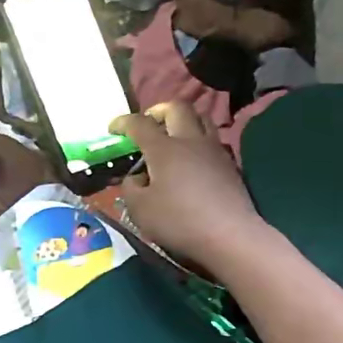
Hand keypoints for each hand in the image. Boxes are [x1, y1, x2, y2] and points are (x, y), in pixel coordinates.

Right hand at [112, 103, 268, 271]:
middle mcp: (190, 140)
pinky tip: (194, 159)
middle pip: (176, 108)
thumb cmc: (179, 221)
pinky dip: (199, 141)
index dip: (123, 122)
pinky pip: (213, 140)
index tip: (113, 129)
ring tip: (174, 136)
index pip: (140, 124)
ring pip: (201, 118)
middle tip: (148, 124)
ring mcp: (214, 150)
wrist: (229, 235)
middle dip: (158, 111)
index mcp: (163, 148)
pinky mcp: (230, 165)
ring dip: (184, 120)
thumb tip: (135, 178)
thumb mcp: (140, 210)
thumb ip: (130, 189)